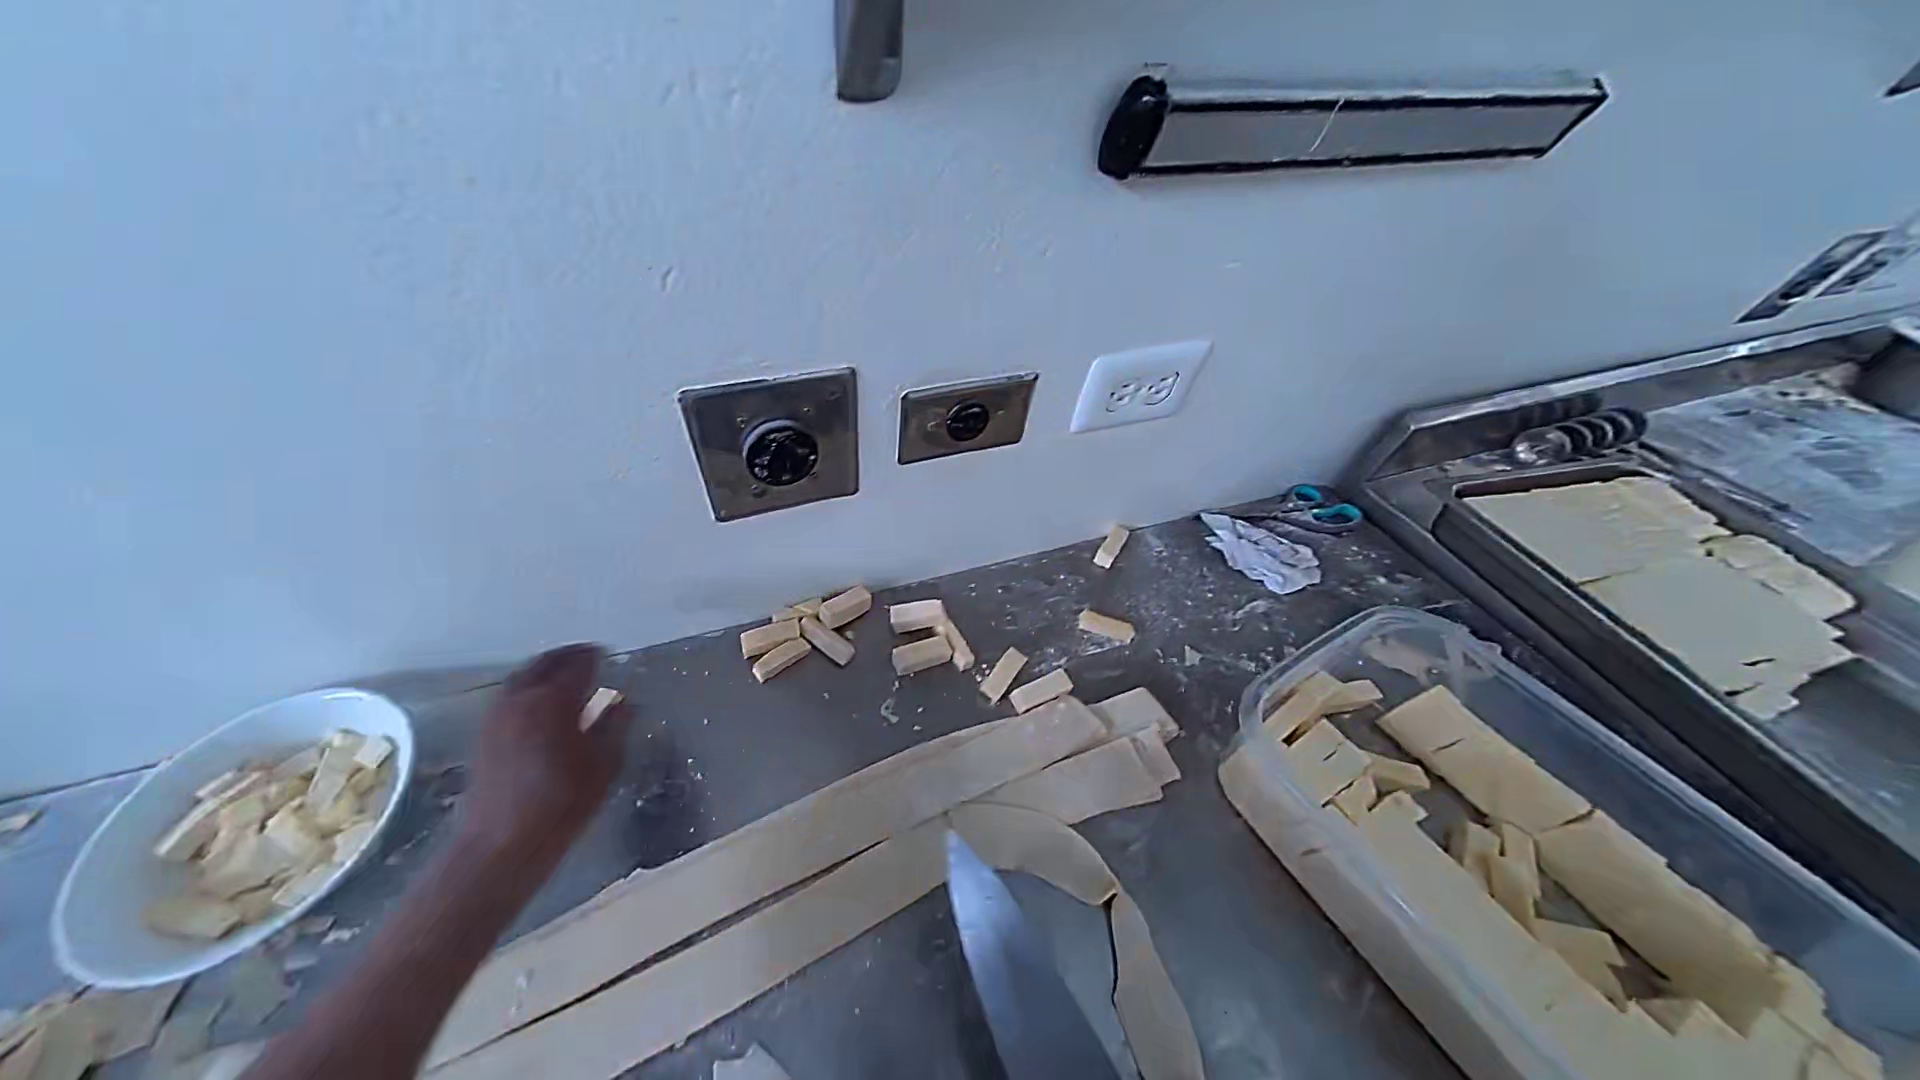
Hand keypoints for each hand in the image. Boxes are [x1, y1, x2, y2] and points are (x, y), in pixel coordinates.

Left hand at [463, 643, 631, 859]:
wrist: (503, 842)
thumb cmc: (563, 802)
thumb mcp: (605, 763)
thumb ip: (615, 725)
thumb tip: (623, 702)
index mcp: (553, 700)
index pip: (578, 665)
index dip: (594, 657)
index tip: (607, 654)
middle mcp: (521, 700)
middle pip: (544, 664)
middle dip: (567, 656)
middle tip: (587, 655)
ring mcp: (497, 716)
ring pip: (522, 677)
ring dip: (544, 670)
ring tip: (564, 675)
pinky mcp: (484, 735)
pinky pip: (510, 696)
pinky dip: (528, 688)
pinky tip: (542, 703)